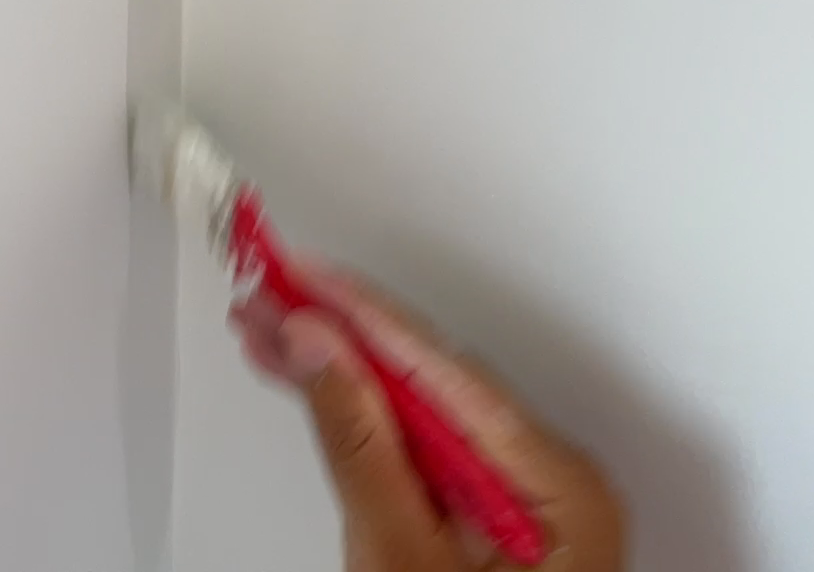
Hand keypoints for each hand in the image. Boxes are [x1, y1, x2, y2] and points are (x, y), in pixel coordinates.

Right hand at [233, 261, 623, 571]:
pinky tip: (300, 375)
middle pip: (417, 369)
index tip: (293, 270)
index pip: (433, 361)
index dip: (352, 307)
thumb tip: (314, 340)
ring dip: (328, 362)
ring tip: (262, 329)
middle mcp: (541, 467)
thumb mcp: (398, 557)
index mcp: (551, 479)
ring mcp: (510, 483)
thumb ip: (356, 436)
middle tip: (262, 294)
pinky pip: (403, 428)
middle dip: (330, 329)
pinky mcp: (474, 497)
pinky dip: (347, 403)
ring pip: (401, 393)